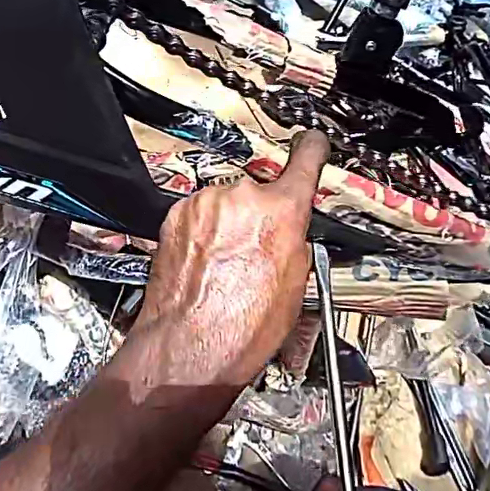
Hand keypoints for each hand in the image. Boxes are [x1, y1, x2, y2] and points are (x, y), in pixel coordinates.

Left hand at [135, 130, 329, 387]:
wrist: (189, 346)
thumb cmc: (243, 327)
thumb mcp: (297, 284)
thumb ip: (294, 237)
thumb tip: (289, 226)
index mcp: (281, 211)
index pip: (305, 160)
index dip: (310, 151)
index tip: (310, 143)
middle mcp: (243, 197)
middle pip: (260, 192)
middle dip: (260, 215)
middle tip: (254, 253)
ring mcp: (206, 202)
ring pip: (227, 202)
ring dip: (229, 223)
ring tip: (226, 265)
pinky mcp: (178, 212)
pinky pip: (201, 212)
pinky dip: (204, 230)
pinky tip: (206, 262)